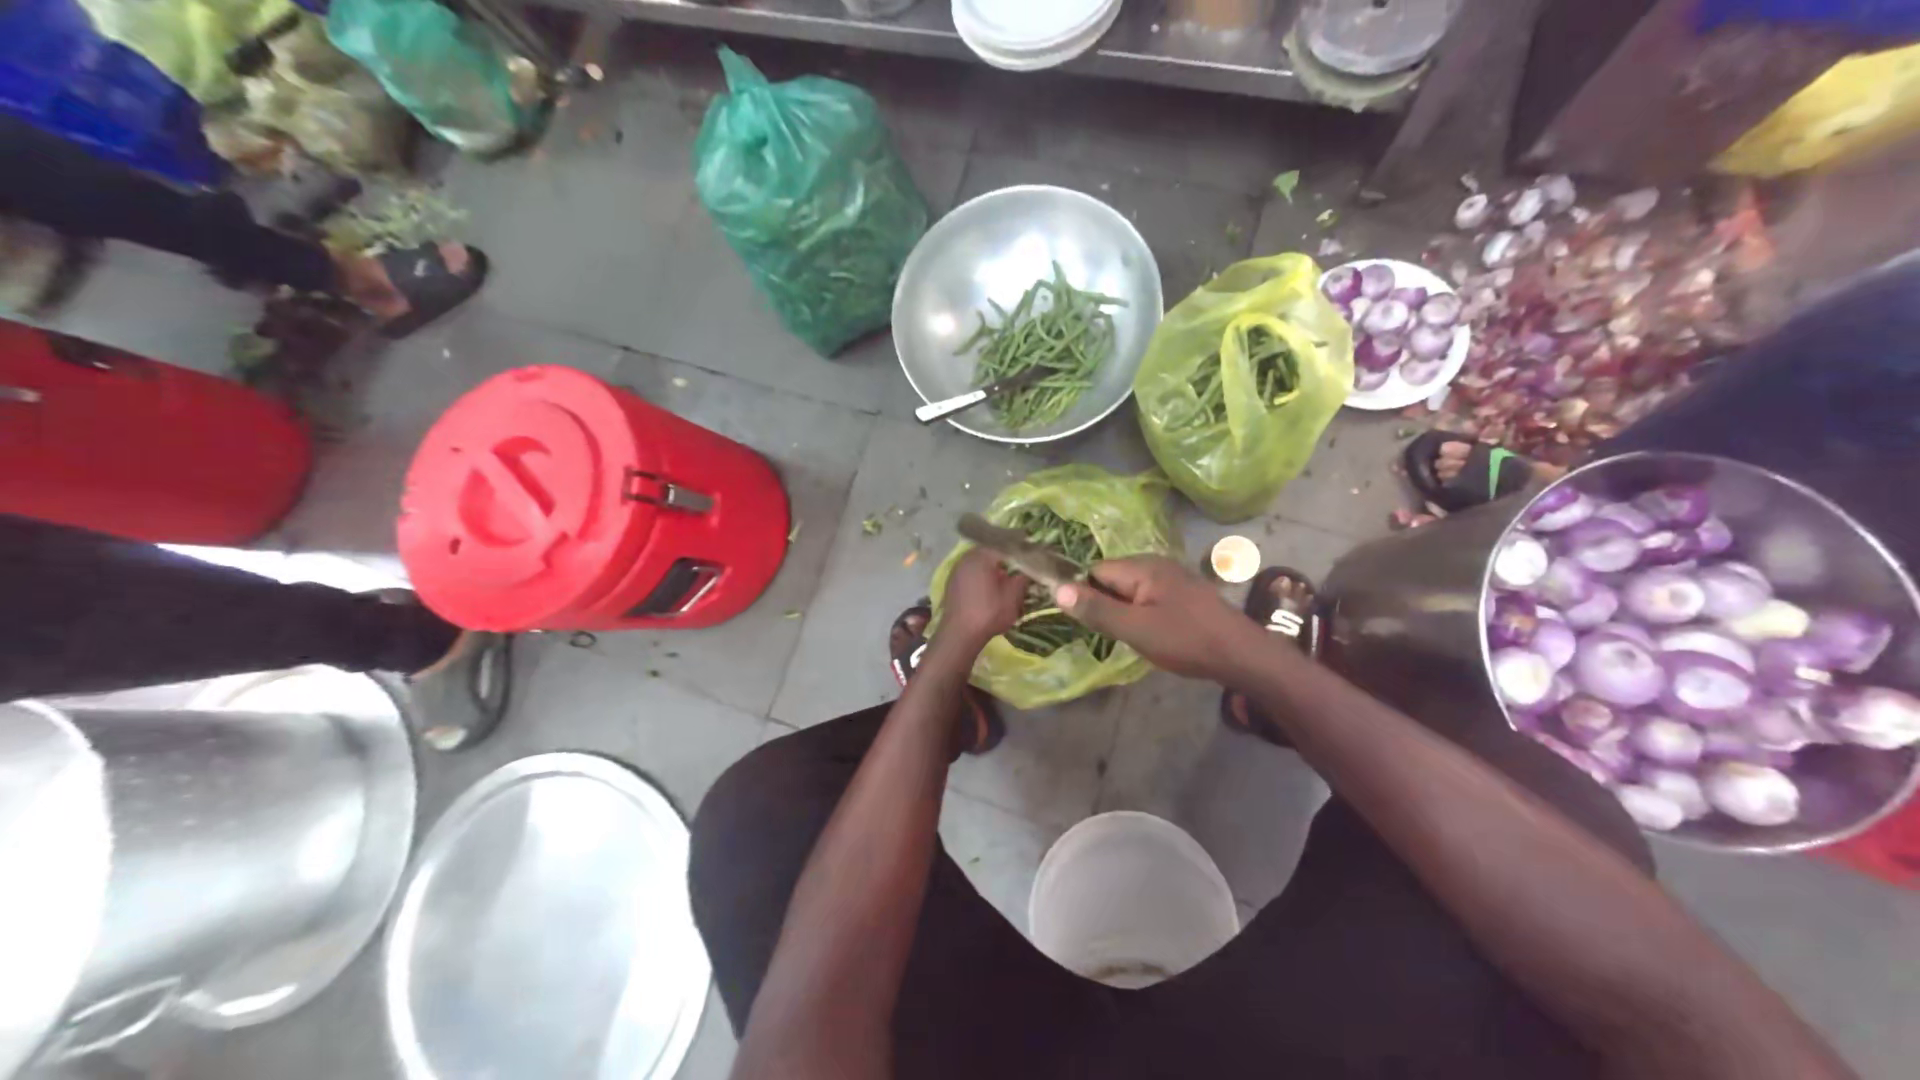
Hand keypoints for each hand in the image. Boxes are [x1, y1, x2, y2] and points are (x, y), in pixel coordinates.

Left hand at [938, 547, 1029, 649]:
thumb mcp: (1013, 596)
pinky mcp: (953, 582)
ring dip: (995, 566)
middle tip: (1023, 563)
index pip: (1006, 544)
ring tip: (1009, 574)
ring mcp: (957, 569)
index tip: (1034, 553)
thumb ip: (1023, 578)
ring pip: (981, 561)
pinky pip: (973, 572)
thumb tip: (1028, 570)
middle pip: (992, 551)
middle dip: (1008, 556)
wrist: (959, 635)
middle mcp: (966, 557)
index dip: (1022, 549)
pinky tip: (992, 584)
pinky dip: (984, 574)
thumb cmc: (988, 613)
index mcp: (981, 555)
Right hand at [1052, 556, 1253, 679]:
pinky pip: (1148, 597)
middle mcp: (1156, 564)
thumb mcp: (1135, 629)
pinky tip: (1150, 634)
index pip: (1095, 571)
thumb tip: (1057, 589)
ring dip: (1123, 611)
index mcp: (1142, 567)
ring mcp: (1172, 577)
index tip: (1084, 621)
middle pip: (1112, 578)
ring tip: (1129, 636)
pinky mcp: (1183, 593)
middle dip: (1105, 603)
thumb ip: (1096, 609)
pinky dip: (1141, 613)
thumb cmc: (1186, 640)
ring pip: (1130, 590)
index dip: (1084, 594)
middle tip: (1109, 633)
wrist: (1242, 655)